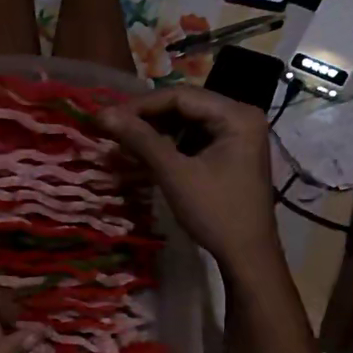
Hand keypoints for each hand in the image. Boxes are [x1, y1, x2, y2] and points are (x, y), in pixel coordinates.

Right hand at [96, 86, 282, 272]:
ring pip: (190, 122)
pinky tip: (149, 153)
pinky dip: (172, 144)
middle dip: (149, 117)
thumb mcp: (175, 174)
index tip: (108, 117)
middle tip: (114, 128)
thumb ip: (141, 140)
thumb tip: (104, 115)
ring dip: (158, 130)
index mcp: (237, 115)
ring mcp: (240, 135)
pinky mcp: (233, 153)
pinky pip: (197, 138)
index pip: (182, 96)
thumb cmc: (215, 213)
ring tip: (126, 141)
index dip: (141, 105)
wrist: (248, 256)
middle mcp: (242, 116)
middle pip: (187, 106)